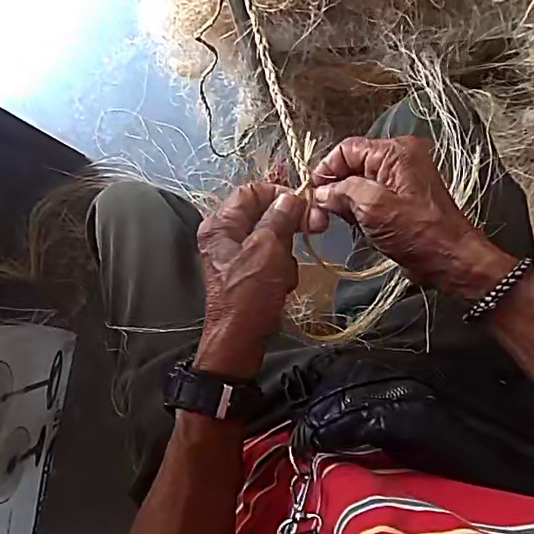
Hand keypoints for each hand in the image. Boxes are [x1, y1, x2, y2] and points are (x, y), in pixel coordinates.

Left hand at [195, 183, 311, 378]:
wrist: (239, 342)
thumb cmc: (248, 296)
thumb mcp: (267, 251)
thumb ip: (279, 219)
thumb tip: (292, 197)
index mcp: (220, 225)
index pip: (252, 191)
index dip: (280, 193)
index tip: (305, 204)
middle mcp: (223, 237)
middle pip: (265, 215)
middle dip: (288, 227)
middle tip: (313, 229)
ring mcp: (235, 257)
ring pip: (273, 240)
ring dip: (285, 255)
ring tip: (283, 274)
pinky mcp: (247, 276)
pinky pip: (272, 261)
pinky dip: (281, 271)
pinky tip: (280, 286)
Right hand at [308, 136, 513, 299]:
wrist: (451, 260)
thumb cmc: (419, 233)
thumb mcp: (373, 208)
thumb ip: (342, 192)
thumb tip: (320, 193)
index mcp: (395, 152)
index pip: (346, 149)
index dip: (325, 170)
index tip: (312, 194)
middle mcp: (399, 158)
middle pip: (351, 165)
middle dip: (334, 187)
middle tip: (323, 213)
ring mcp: (401, 178)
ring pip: (358, 182)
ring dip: (345, 201)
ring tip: (342, 221)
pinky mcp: (401, 198)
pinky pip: (370, 197)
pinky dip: (358, 209)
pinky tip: (357, 225)